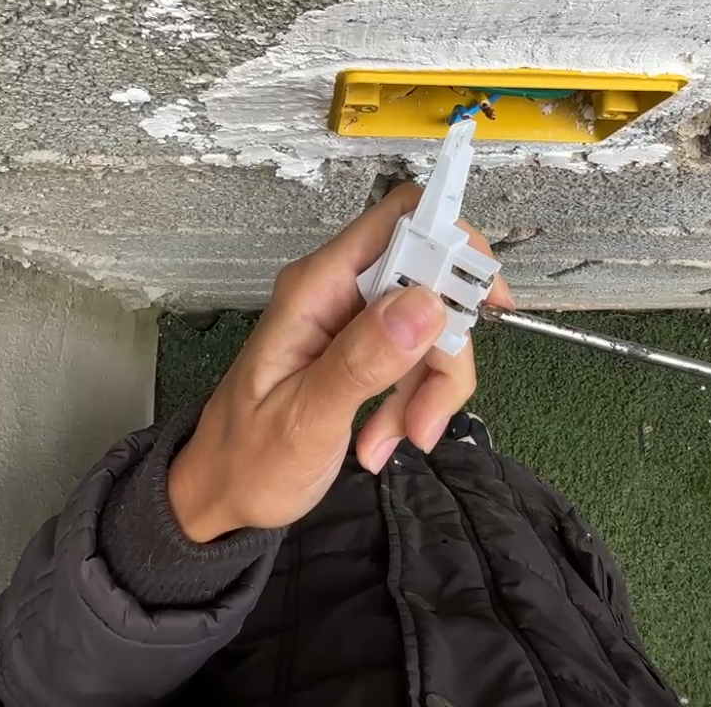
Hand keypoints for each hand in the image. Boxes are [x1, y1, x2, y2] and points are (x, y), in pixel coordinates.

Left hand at [167, 184, 512, 541]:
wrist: (223, 492)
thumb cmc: (248, 457)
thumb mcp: (304, 417)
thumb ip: (362, 359)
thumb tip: (425, 303)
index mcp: (317, 285)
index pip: (399, 218)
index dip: (453, 239)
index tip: (486, 298)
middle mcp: (339, 289)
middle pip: (429, 282)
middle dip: (444, 347)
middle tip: (429, 413)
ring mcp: (354, 318)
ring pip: (432, 327)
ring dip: (431, 386)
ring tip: (399, 437)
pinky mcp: (366, 348)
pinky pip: (418, 357)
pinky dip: (418, 398)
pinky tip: (386, 437)